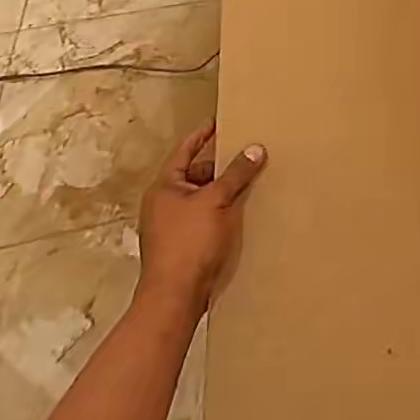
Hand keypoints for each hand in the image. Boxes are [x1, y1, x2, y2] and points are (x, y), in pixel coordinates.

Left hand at [136, 126, 266, 317]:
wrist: (175, 297)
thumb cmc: (189, 242)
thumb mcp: (216, 200)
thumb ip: (236, 173)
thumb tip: (255, 148)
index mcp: (164, 187)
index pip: (184, 151)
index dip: (202, 135)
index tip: (219, 122)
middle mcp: (164, 204)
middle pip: (195, 174)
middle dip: (220, 164)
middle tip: (245, 151)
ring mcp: (172, 226)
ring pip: (202, 196)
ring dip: (223, 188)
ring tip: (250, 177)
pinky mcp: (184, 244)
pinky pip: (206, 216)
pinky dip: (223, 208)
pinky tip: (243, 208)